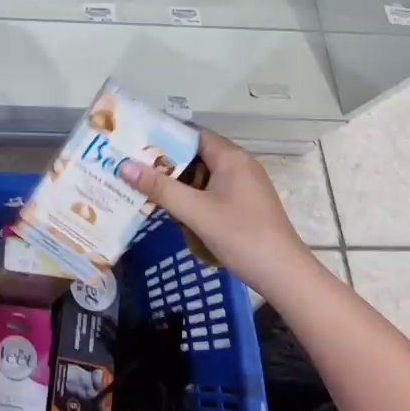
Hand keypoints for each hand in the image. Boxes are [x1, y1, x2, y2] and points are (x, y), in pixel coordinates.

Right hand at [119, 128, 306, 280]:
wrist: (286, 277)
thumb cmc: (242, 237)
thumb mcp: (196, 212)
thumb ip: (160, 188)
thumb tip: (124, 165)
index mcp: (231, 157)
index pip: (192, 133)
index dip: (163, 135)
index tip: (134, 140)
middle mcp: (239, 165)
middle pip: (196, 153)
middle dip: (166, 160)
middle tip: (133, 165)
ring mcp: (245, 185)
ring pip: (203, 174)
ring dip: (178, 181)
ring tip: (145, 186)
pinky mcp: (245, 204)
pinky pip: (212, 190)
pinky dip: (192, 195)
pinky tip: (173, 208)